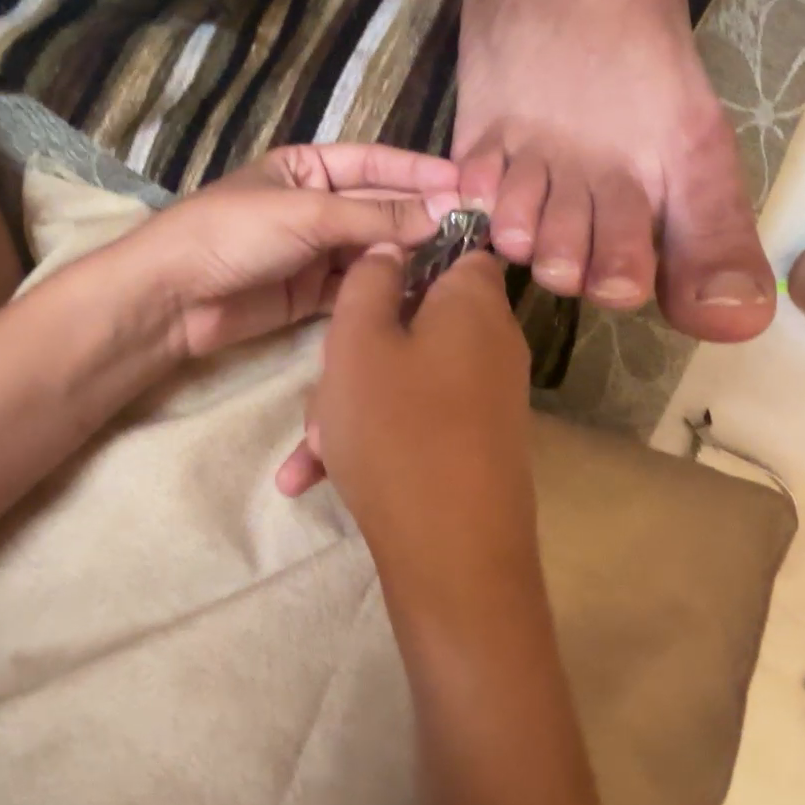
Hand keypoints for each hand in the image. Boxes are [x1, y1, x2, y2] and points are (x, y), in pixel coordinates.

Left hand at [121, 145, 460, 358]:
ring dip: (408, 254)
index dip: (420, 172)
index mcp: (308, 167)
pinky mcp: (311, 294)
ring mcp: (314, 251)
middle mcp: (316, 204)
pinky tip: (421, 291)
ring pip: (373, 248)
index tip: (467, 185)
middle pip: (379, 206)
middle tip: (473, 231)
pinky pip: (358, 285)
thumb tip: (445, 211)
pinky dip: (385, 287)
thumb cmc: (235, 233)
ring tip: (456, 262)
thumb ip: (376, 215)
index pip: (375, 163)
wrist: (175, 297)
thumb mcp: (308, 213)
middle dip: (420, 217)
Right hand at [279, 247, 535, 574]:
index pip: (455, 251)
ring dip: (350, 405)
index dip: (405, 260)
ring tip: (314, 447)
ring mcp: (484, 400)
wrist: (451, 553)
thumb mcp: (359, 343)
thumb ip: (369, 284)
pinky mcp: (472, 445)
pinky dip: (370, 440)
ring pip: (403, 379)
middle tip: (324, 390)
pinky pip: (413, 422)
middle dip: (357, 352)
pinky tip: (314, 476)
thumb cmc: (397, 428)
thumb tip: (389, 250)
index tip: (360, 291)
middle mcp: (490, 346)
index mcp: (473, 304)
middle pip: (415, 322)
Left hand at [456, 0, 775, 342]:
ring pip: (515, 233)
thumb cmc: (635, 42)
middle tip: (564, 204)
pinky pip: (470, 194)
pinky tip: (486, 159)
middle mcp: (588, 198)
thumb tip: (743, 328)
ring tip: (524, 175)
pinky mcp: (483, 148)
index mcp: (646, 203)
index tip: (614, 260)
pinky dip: (472, 186)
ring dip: (515, 216)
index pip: (625, 279)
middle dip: (562, 248)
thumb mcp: (693, 142)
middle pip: (565, 262)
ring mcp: (533, 172)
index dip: (615, 276)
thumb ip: (718, 231)